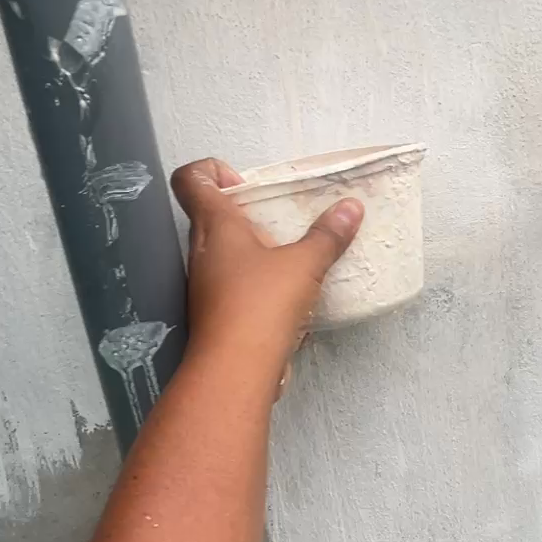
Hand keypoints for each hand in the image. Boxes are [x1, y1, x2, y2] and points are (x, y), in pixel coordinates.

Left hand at [171, 158, 363, 388]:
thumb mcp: (304, 265)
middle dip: (244, 211)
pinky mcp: (217, 314)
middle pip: (210, 216)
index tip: (242, 182)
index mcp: (215, 227)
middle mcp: (202, 252)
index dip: (210, 170)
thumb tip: (351, 207)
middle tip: (279, 219)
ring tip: (290, 256)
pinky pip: (234, 285)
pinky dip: (256, 282)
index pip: (191, 180)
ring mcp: (205, 285)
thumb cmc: (261, 305)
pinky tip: (286, 294)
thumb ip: (327, 236)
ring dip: (252, 250)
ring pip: (224, 253)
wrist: (236, 370)